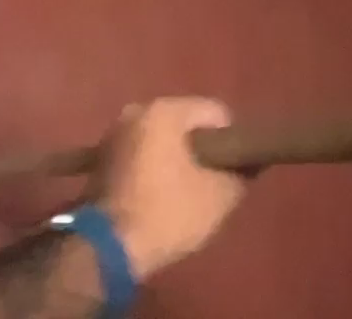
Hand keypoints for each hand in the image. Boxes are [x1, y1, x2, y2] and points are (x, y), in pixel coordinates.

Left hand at [93, 97, 245, 278]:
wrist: (110, 242)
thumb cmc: (168, 213)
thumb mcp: (218, 197)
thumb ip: (240, 173)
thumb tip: (248, 162)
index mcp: (164, 111)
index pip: (215, 112)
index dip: (232, 140)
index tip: (234, 168)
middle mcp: (137, 109)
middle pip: (185, 121)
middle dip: (201, 147)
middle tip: (211, 181)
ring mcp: (116, 128)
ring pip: (162, 134)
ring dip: (176, 155)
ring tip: (185, 190)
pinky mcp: (103, 150)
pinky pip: (142, 147)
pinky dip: (154, 162)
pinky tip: (159, 191)